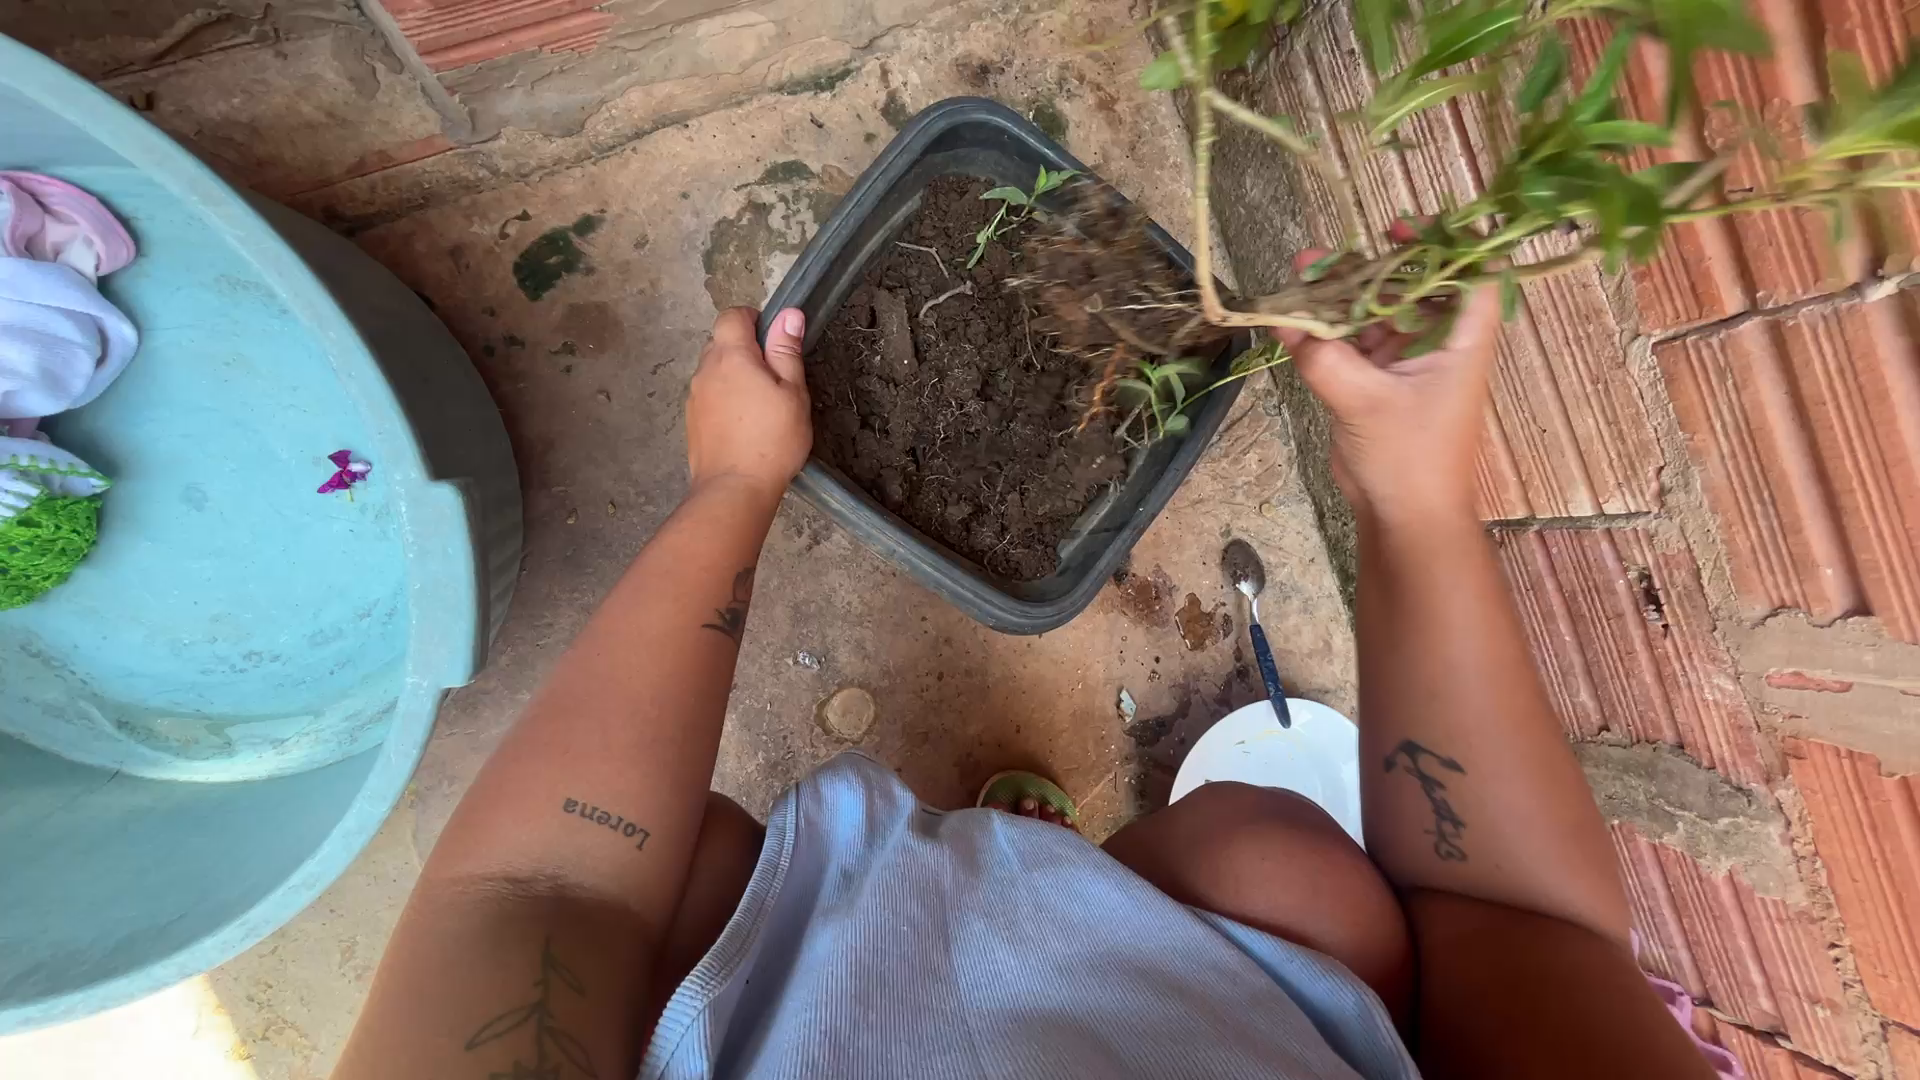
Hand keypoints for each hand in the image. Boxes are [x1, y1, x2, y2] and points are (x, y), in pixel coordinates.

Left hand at [686, 307, 810, 499]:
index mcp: (731, 356)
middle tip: (775, 376)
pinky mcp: (692, 420)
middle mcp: (705, 370)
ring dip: (735, 376)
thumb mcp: (792, 393)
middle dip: (746, 349)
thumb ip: (787, 350)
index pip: (733, 315)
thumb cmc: (772, 440)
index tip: (775, 339)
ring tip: (762, 405)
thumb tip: (789, 314)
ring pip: (715, 371)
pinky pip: (710, 396)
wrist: (735, 488)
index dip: (755, 319)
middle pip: (721, 342)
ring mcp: (695, 396)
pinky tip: (746, 424)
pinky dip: (726, 399)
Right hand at [1273, 237, 1500, 528]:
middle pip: (1405, 288)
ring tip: (1294, 284)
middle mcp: (1435, 344)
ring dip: (1334, 302)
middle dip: (1363, 270)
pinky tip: (1290, 325)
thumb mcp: (1366, 404)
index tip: (1398, 228)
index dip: (1442, 243)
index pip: (1468, 272)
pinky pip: (1347, 347)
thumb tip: (1284, 323)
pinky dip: (1321, 336)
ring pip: (1369, 316)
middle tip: (1318, 259)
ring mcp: (1402, 364)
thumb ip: (1325, 361)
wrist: (1403, 512)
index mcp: (1460, 340)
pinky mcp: (1372, 384)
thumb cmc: (1409, 458)